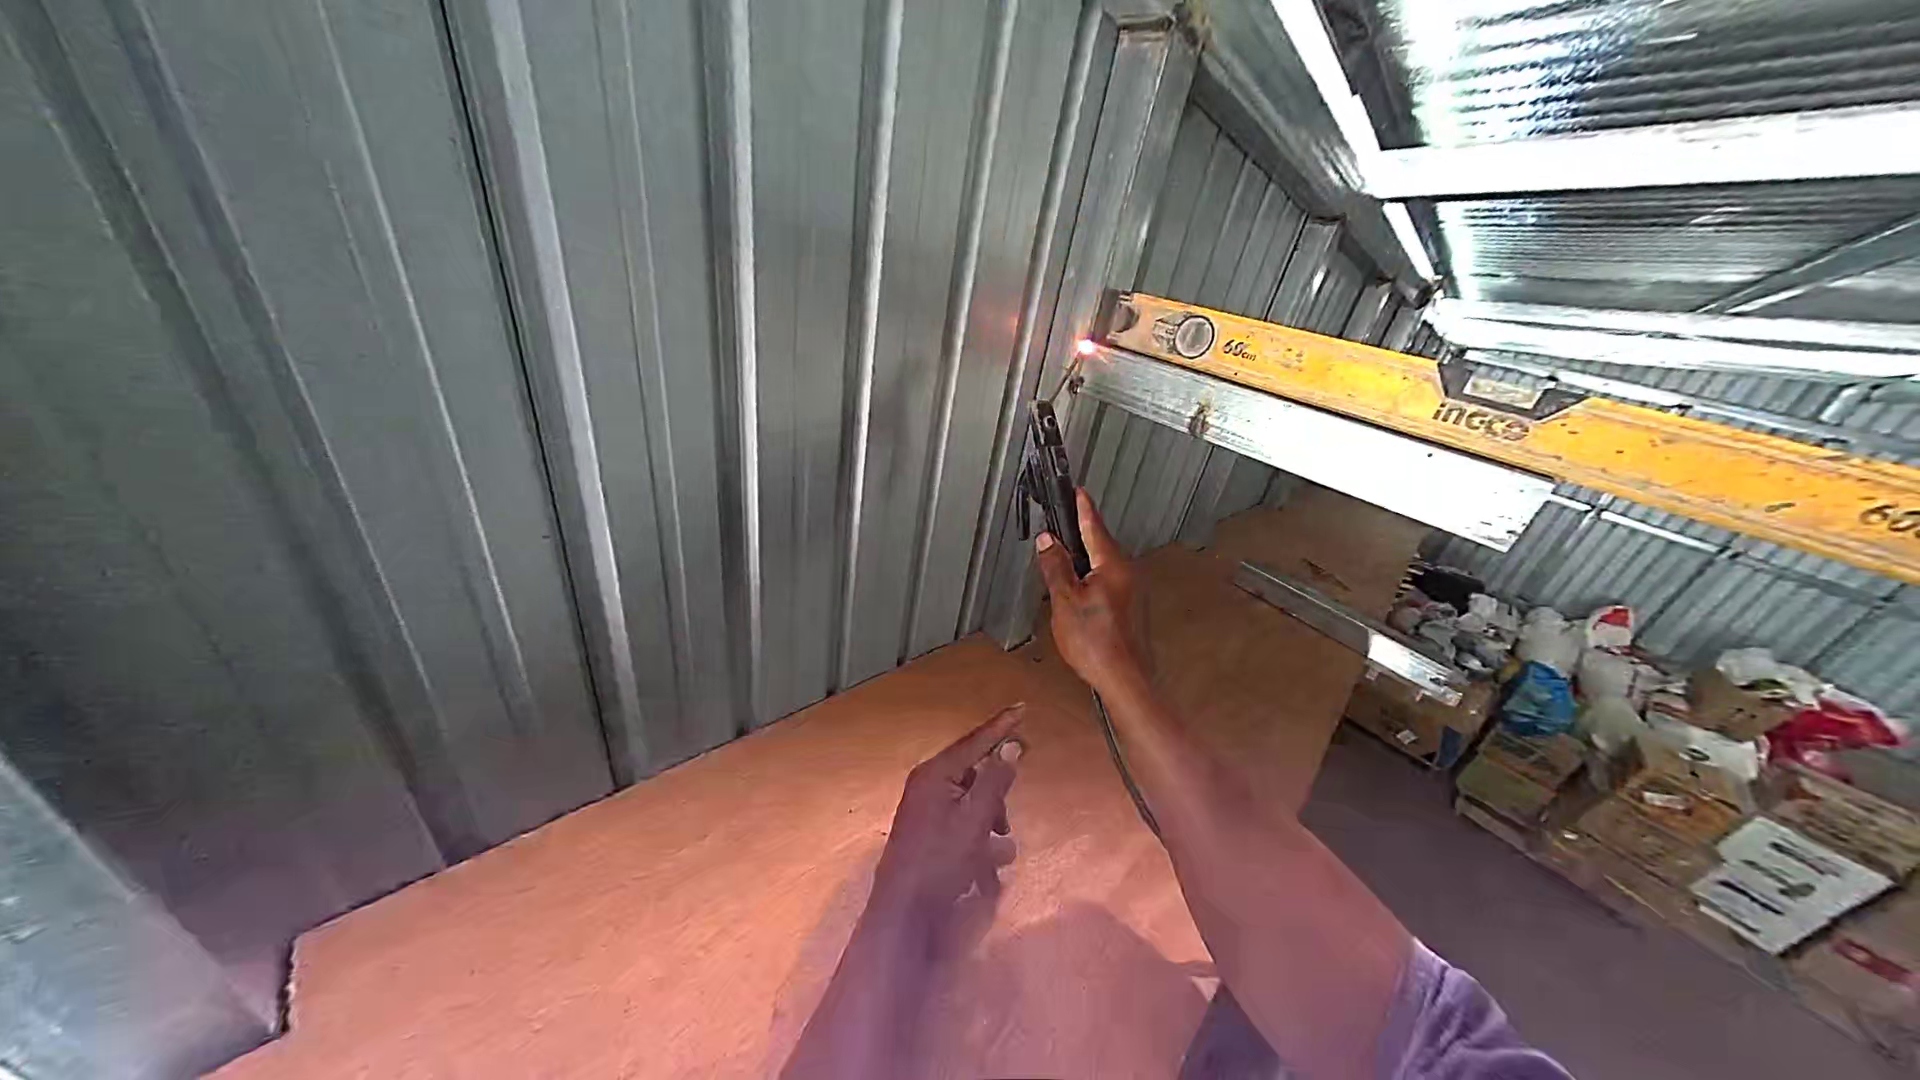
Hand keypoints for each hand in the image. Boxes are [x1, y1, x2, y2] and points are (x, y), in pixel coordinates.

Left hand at [868, 705, 1024, 926]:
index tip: (1022, 708)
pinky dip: (976, 828)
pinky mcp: (925, 827)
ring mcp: (923, 805)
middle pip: (973, 770)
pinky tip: (989, 856)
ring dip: (989, 814)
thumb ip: (995, 781)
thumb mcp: (975, 820)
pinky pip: (959, 815)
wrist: (902, 911)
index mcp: (935, 773)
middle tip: (1007, 815)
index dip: (1001, 726)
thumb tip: (1011, 746)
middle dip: (996, 791)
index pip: (975, 741)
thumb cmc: (940, 861)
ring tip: (1000, 843)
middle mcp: (926, 782)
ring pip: (969, 796)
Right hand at [1034, 489, 1147, 694]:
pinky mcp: (1131, 607)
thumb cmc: (1098, 645)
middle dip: (1077, 537)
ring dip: (1082, 562)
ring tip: (1061, 567)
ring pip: (1103, 565)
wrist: (1125, 680)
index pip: (1094, 525)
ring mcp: (1133, 590)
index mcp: (1113, 564)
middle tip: (1059, 527)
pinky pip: (1108, 582)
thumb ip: (1055, 566)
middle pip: (1099, 544)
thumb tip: (1048, 541)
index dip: (1082, 507)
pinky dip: (1090, 580)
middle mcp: (1128, 573)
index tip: (1078, 491)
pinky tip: (1077, 595)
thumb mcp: (1065, 600)